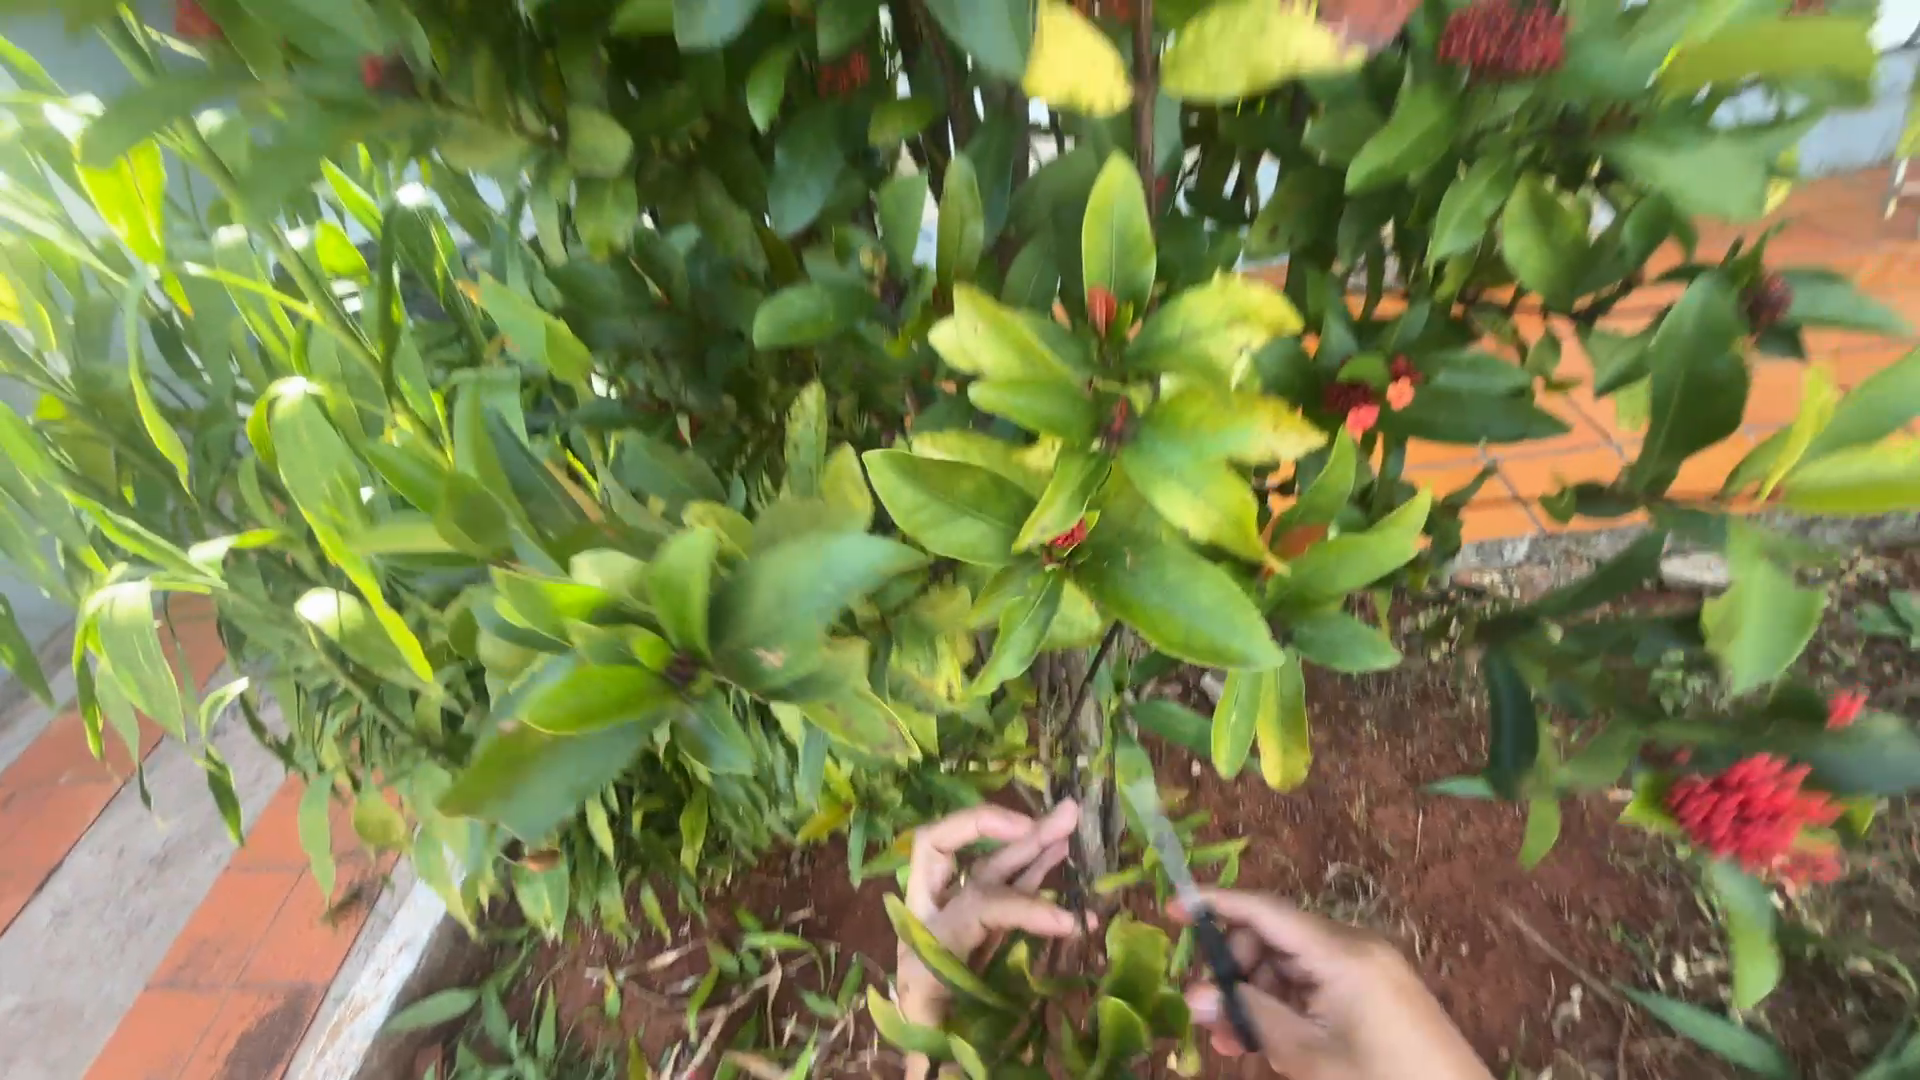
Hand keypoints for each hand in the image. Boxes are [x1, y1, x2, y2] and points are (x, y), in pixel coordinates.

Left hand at [894, 802, 1087, 1065]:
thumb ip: (966, 1043)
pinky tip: (1060, 851)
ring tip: (1069, 817)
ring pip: (991, 864)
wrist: (924, 1062)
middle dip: (1006, 828)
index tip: (1067, 923)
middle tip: (1062, 816)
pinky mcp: (975, 923)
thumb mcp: (948, 1054)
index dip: (1019, 908)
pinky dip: (1034, 866)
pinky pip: (1004, 883)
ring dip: (1031, 839)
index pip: (973, 909)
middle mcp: (932, 918)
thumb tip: (1002, 1037)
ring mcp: (953, 915)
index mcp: (923, 951)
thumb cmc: (935, 1053)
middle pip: (962, 854)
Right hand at [1172, 889, 1491, 1079]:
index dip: (1214, 903)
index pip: (1263, 908)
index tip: (1172, 908)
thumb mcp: (1309, 1056)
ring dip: (1255, 995)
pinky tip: (1264, 1042)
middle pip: (1272, 937)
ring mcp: (1367, 970)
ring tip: (1231, 1043)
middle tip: (1206, 1012)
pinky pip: (1313, 985)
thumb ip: (1249, 1016)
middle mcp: (1353, 946)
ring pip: (1289, 965)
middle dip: (1233, 970)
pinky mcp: (1375, 994)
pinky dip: (1285, 1007)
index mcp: (1341, 950)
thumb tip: (1192, 996)